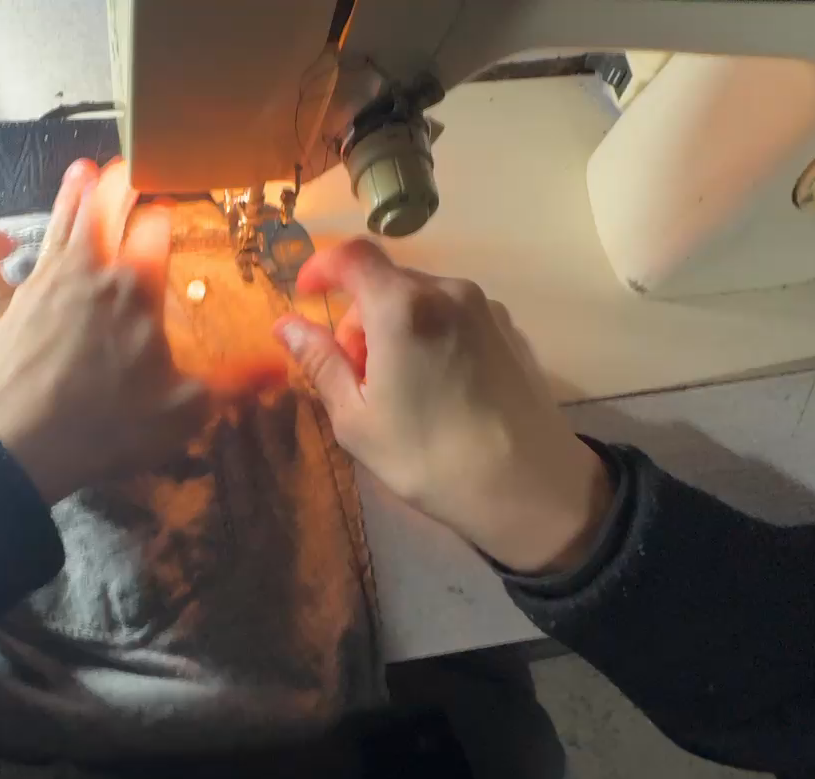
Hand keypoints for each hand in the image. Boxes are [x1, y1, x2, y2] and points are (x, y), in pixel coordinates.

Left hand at [0, 159, 213, 504]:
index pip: (156, 235)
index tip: (171, 216)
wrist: (22, 445)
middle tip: (129, 168)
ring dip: (69, 195)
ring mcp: (38, 285)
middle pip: (103, 212)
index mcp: (135, 290)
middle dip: (119, 186)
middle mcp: (87, 272)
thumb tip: (282, 367)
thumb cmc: (110, 426)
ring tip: (82, 169)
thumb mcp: (186, 411)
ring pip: (55, 224)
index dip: (165, 221)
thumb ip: (234, 383)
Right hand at [273, 239, 613, 573]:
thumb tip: (286, 325)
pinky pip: (453, 318)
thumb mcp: (356, 419)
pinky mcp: (510, 330)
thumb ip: (320, 363)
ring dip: (396, 330)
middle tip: (357, 377)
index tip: (306, 295)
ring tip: (401, 390)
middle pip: (387, 283)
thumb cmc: (426, 457)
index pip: (353, 257)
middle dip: (359, 319)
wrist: (527, 486)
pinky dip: (430, 337)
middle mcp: (447, 292)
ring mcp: (485, 309)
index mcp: (401, 308)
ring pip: (421, 301)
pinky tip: (438, 390)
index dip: (321, 267)